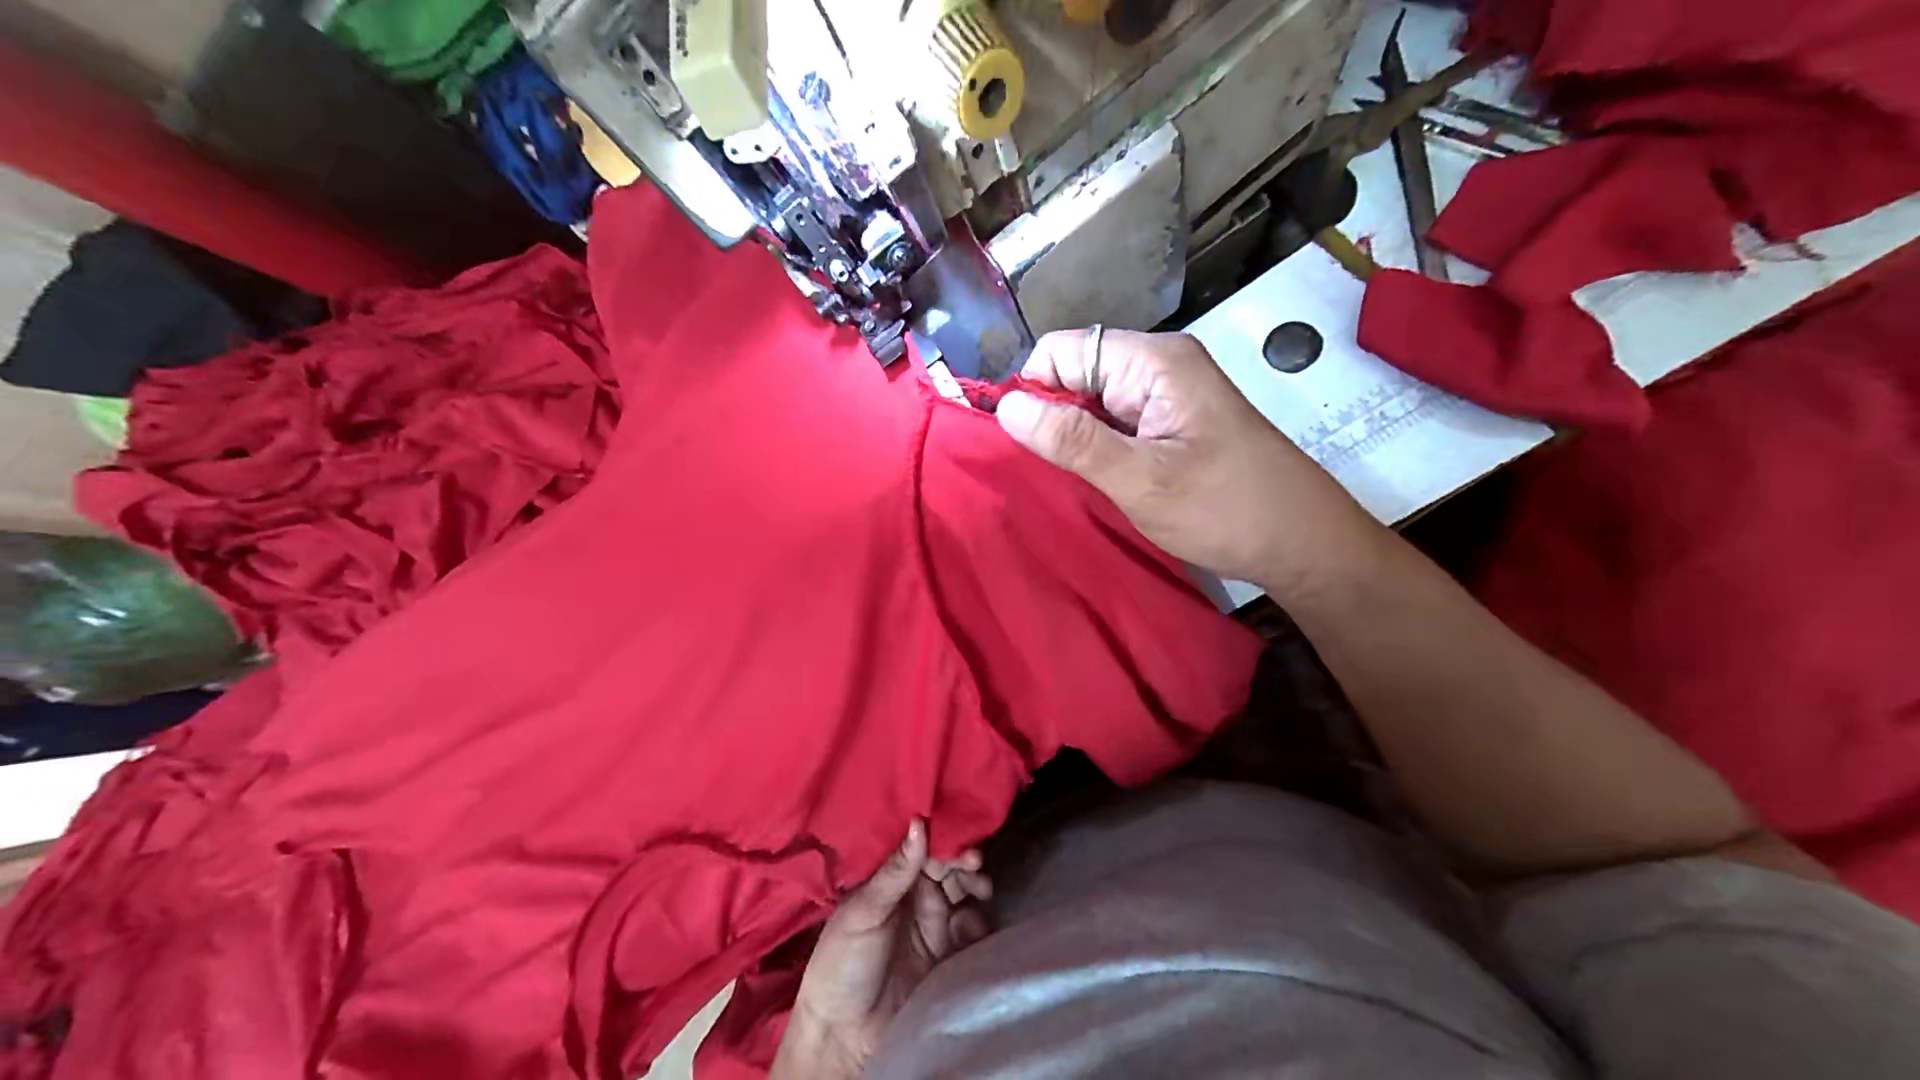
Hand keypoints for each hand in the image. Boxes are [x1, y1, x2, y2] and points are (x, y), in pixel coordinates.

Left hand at [771, 820, 991, 1079]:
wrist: (842, 1037)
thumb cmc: (841, 963)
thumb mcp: (863, 912)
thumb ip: (895, 871)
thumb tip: (919, 821)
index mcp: (892, 882)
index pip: (924, 850)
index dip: (943, 841)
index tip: (959, 840)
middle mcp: (916, 898)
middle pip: (949, 868)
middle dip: (965, 860)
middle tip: (975, 863)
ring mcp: (934, 927)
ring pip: (964, 894)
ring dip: (976, 886)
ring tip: (980, 890)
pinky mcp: (947, 957)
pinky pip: (971, 932)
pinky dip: (978, 924)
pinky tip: (972, 928)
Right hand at [995, 328, 1387, 594]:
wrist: (1303, 543)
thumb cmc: (1226, 509)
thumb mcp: (1141, 479)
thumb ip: (1072, 440)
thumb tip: (1005, 406)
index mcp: (1153, 361)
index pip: (1061, 351)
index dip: (1034, 391)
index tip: (1028, 445)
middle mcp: (1158, 367)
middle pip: (1075, 374)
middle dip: (1053, 418)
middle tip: (1058, 472)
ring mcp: (1167, 396)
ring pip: (1092, 403)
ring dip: (1075, 439)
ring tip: (1080, 481)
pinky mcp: (1171, 425)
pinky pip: (1114, 425)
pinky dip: (1098, 451)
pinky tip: (1102, 482)